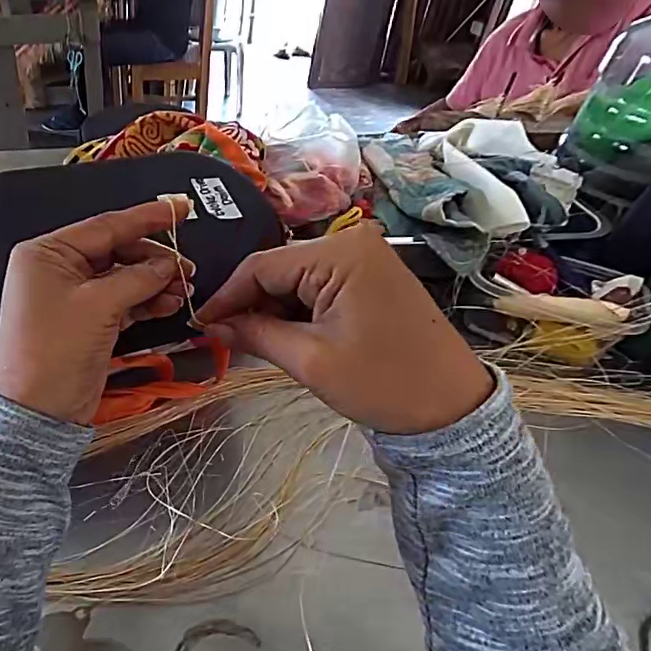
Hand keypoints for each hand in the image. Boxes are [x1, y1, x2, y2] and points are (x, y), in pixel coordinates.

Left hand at [0, 198, 194, 424]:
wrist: (39, 410)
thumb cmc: (53, 352)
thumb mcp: (98, 306)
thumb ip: (138, 277)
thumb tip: (167, 263)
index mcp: (45, 253)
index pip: (103, 226)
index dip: (145, 217)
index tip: (179, 208)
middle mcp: (53, 269)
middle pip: (114, 251)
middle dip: (152, 259)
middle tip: (185, 267)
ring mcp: (68, 295)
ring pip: (120, 276)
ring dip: (153, 282)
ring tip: (182, 288)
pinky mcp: (82, 320)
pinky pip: (119, 300)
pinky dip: (143, 301)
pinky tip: (167, 303)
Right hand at [193, 224, 491, 433]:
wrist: (452, 408)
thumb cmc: (383, 383)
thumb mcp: (308, 360)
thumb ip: (253, 334)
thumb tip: (209, 325)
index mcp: (340, 254)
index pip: (260, 266)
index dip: (224, 296)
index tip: (198, 324)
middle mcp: (351, 243)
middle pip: (275, 268)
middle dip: (246, 303)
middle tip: (220, 336)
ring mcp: (363, 258)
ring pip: (291, 278)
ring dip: (267, 309)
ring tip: (247, 340)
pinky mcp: (368, 276)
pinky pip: (313, 285)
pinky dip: (291, 310)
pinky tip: (279, 334)